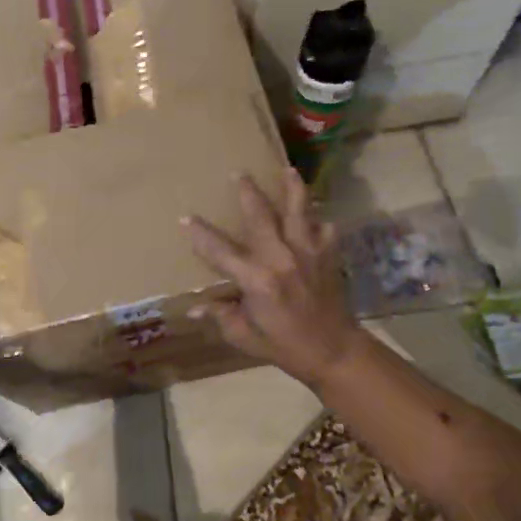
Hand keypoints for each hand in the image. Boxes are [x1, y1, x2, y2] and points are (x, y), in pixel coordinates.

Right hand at [183, 172, 366, 387]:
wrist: (334, 351)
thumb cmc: (285, 347)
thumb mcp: (245, 337)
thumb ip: (221, 316)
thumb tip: (194, 309)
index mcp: (257, 280)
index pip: (221, 251)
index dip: (201, 234)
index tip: (185, 218)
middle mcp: (281, 258)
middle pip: (261, 215)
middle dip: (248, 192)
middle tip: (239, 173)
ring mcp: (308, 253)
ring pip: (299, 211)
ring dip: (292, 188)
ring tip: (287, 169)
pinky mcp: (328, 256)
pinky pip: (325, 228)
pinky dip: (319, 220)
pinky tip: (316, 215)